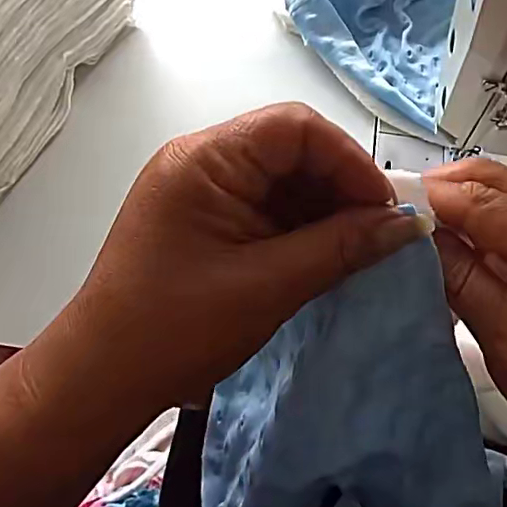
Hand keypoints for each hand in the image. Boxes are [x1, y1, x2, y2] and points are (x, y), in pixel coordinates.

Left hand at [22, 103, 428, 422]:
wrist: (100, 379)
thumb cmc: (174, 330)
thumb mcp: (268, 286)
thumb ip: (342, 247)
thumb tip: (406, 225)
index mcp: (206, 158)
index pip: (295, 127)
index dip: (348, 160)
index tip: (385, 206)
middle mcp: (201, 159)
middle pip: (291, 147)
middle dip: (340, 185)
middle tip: (379, 230)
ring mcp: (201, 187)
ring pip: (283, 177)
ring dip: (324, 207)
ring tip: (359, 246)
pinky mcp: (206, 215)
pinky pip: (266, 204)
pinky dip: (302, 225)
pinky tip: (327, 253)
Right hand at [425, 158, 506, 457]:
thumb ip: (467, 285)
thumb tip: (422, 236)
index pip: (485, 201)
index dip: (433, 197)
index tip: (387, 204)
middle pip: (494, 179)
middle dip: (440, 186)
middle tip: (395, 209)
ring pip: (497, 191)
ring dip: (453, 198)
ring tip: (412, 223)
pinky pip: (503, 216)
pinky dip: (468, 218)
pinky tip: (444, 240)